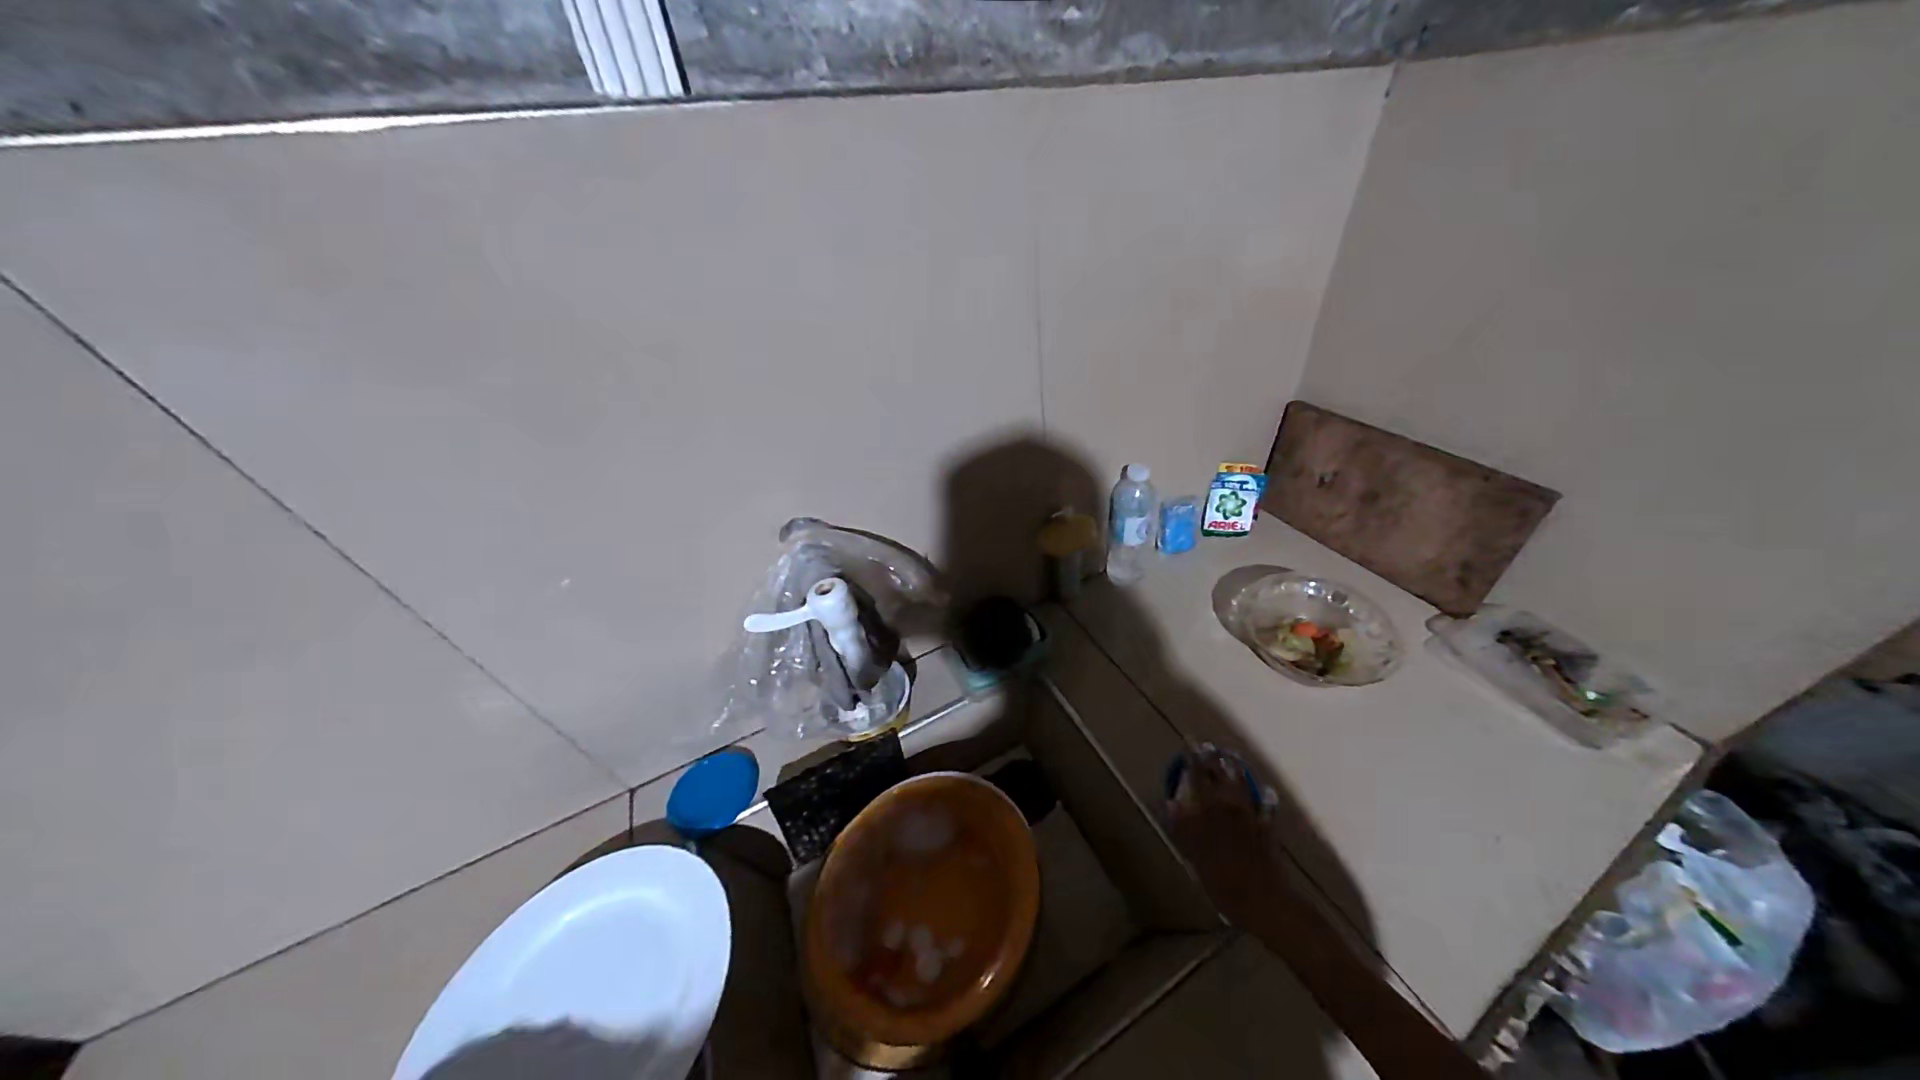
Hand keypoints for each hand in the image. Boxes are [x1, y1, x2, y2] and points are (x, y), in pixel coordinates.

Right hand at [1165, 745, 1287, 925]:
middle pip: (1222, 781)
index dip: (1193, 762)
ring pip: (1243, 790)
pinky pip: (1267, 810)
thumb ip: (1185, 828)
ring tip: (1231, 758)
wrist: (1265, 902)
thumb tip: (1172, 802)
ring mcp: (1252, 821)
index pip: (1199, 781)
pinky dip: (1265, 799)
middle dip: (1214, 762)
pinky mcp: (1268, 833)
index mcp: (1211, 815)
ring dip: (1236, 773)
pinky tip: (1266, 790)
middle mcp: (1232, 812)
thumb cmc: (1224, 883)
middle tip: (1208, 746)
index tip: (1188, 745)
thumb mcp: (1196, 857)